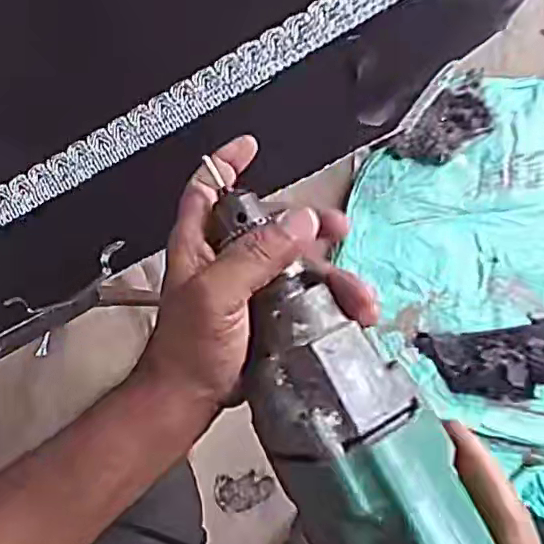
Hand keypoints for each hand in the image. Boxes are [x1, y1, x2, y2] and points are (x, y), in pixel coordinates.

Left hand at [128, 135, 377, 417]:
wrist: (191, 397)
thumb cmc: (188, 348)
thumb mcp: (216, 294)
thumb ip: (253, 256)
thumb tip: (298, 220)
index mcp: (198, 245)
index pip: (206, 190)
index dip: (225, 164)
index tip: (250, 146)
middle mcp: (222, 259)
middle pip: (267, 223)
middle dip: (305, 224)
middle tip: (337, 230)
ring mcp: (246, 285)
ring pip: (294, 260)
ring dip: (329, 271)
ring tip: (356, 294)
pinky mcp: (265, 311)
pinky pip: (302, 292)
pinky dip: (328, 297)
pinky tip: (350, 311)